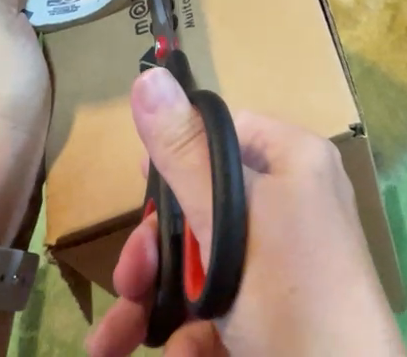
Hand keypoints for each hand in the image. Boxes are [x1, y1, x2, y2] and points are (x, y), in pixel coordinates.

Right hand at [86, 69, 404, 356]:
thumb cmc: (294, 291)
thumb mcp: (232, 219)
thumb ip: (185, 155)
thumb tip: (148, 76)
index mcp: (294, 163)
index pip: (225, 134)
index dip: (179, 157)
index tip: (141, 189)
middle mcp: (291, 205)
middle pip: (203, 206)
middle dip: (154, 250)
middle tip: (128, 280)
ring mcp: (281, 264)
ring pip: (199, 267)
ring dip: (151, 305)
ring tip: (112, 342)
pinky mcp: (271, 315)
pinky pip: (217, 312)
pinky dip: (189, 339)